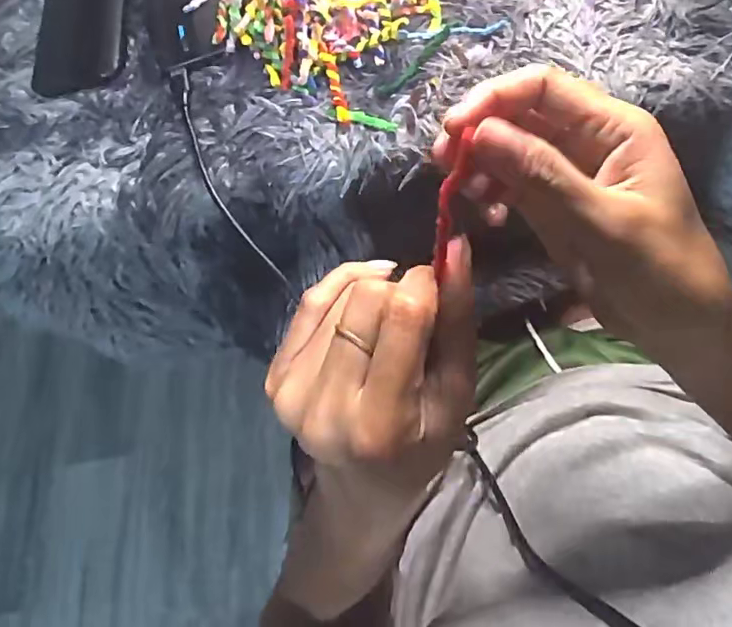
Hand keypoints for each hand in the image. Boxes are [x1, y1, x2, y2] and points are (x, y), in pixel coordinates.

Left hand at [264, 241, 476, 511]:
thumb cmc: (424, 439)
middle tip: (413, 309)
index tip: (436, 281)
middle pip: (366, 298)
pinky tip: (362, 295)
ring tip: (387, 318)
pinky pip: (311, 299)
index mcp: (382, 422)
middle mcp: (327, 407)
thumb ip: (457, 316)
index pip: (402, 315)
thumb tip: (455, 245)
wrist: (363, 486)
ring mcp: (291, 391)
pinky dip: (342, 286)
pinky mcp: (273, 375)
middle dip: (397, 289)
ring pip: (340, 293)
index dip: (423, 282)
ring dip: (371, 291)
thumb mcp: (457, 387)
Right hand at [433, 64, 731, 349]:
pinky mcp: (554, 199)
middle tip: (443, 160)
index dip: (495, 97)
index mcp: (614, 127)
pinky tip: (487, 213)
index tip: (455, 127)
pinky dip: (492, 189)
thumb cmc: (662, 271)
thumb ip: (543, 175)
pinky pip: (512, 179)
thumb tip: (480, 132)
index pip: (544, 87)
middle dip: (479, 129)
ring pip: (510, 144)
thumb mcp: (604, 223)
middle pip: (520, 111)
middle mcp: (589, 138)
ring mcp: (569, 168)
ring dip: (480, 160)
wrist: (685, 329)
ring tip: (460, 189)